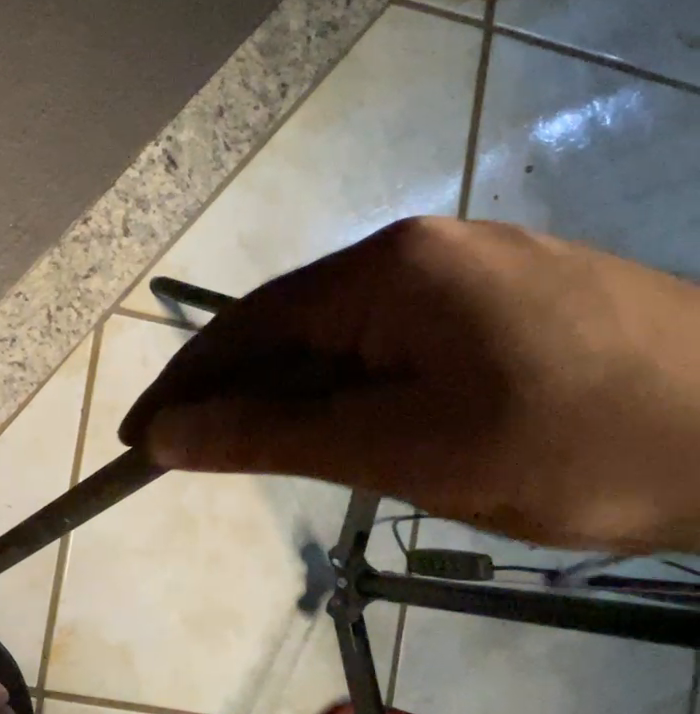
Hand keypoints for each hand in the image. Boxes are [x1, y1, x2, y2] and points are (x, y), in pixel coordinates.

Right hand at [120, 217, 699, 552]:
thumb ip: (266, 438)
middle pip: (288, 331)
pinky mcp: (510, 304)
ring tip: (264, 457)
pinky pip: (392, 348)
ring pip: (339, 343)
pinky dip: (350, 394)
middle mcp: (421, 254)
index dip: (181, 388)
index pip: (244, 328)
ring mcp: (470, 275)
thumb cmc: (578, 443)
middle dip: (235, 398)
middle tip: (190, 460)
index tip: (135, 443)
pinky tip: (348, 433)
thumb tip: (161, 438)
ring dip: (293, 400)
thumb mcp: (398, 451)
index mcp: (387, 271)